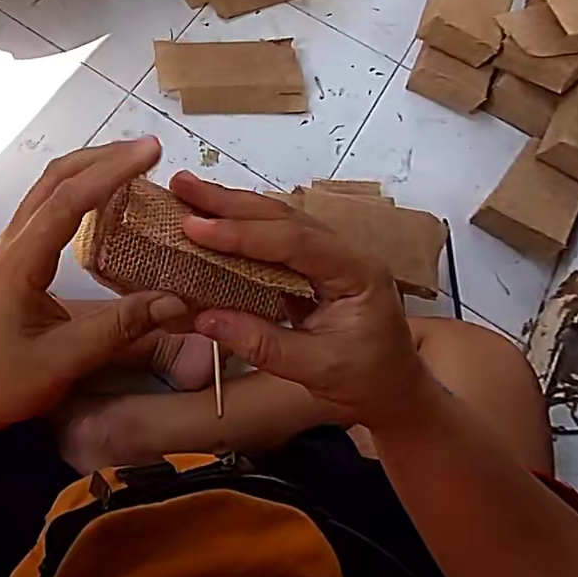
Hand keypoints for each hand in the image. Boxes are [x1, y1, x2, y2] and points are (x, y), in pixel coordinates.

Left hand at [0, 139, 193, 436]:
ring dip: (90, 167)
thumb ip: (119, 328)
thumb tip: (176, 300)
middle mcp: (13, 242)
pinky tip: (104, 195)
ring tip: (133, 161)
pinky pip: (49, 204)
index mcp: (20, 260)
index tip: (150, 153)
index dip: (111, 172)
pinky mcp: (18, 254)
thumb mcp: (64, 360)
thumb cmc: (4, 382)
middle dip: (103, 157)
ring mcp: (12, 244)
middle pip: (56, 179)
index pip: (68, 201)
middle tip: (149, 151)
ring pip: (50, 186)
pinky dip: (80, 187)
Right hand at [171, 171, 432, 428]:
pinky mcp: (309, 261)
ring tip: (187, 190)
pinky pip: (271, 233)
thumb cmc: (366, 381)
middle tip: (181, 185)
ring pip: (275, 217)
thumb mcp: (315, 370)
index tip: (194, 227)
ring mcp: (326, 253)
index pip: (293, 241)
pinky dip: (238, 222)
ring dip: (229, 204)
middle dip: (227, 200)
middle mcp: (342, 251)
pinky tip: (211, 215)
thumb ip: (261, 343)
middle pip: (281, 215)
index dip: (241, 233)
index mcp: (355, 273)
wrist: (396, 390)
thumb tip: (203, 318)